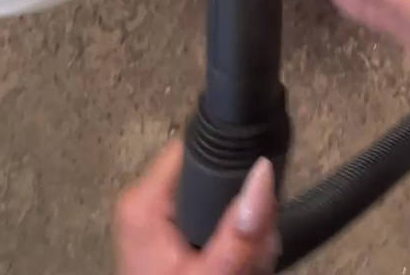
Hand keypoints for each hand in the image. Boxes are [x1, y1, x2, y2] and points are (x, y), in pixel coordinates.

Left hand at [115, 142, 277, 273]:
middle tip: (260, 244)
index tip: (262, 195)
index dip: (236, 164)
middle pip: (217, 174)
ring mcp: (159, 220)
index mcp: (144, 203)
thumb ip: (239, 232)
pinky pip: (217, 218)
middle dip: (250, 210)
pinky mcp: (172, 236)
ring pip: (224, 197)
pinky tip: (246, 262)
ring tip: (254, 260)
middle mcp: (147, 202)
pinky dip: (238, 241)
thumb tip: (265, 171)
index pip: (198, 147)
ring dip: (249, 230)